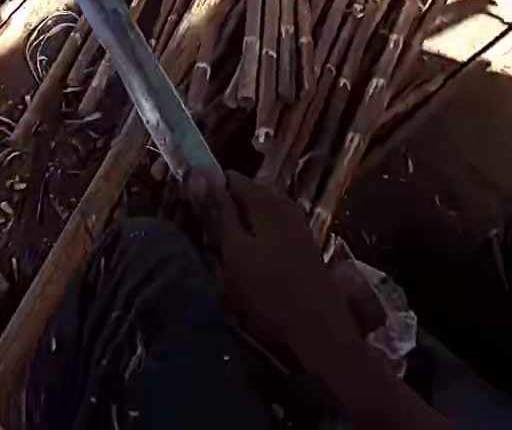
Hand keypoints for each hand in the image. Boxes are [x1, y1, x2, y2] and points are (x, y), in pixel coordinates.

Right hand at [197, 173, 450, 429]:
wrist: (320, 337)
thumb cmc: (269, 296)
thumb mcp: (234, 254)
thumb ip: (218, 213)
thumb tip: (199, 173)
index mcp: (266, 201)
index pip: (232, 178)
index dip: (210, 187)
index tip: (191, 206)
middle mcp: (285, 205)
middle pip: (250, 193)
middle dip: (227, 205)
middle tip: (207, 230)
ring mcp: (298, 226)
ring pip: (263, 212)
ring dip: (243, 223)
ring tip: (226, 247)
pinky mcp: (306, 248)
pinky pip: (276, 228)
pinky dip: (260, 237)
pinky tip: (252, 260)